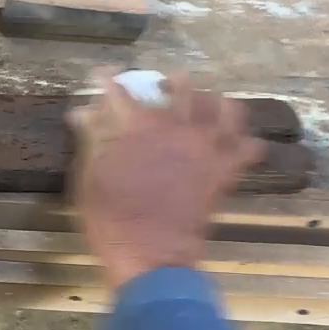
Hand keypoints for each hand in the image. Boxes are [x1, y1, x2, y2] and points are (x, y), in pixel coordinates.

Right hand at [67, 68, 266, 289]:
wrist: (150, 254)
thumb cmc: (111, 219)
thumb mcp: (88, 178)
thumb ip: (91, 140)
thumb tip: (80, 113)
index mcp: (139, 127)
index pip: (121, 94)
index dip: (108, 81)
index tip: (100, 74)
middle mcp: (178, 129)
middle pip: (182, 90)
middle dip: (172, 82)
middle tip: (165, 84)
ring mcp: (206, 149)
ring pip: (224, 109)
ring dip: (215, 102)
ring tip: (210, 102)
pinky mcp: (223, 173)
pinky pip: (248, 149)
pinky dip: (247, 143)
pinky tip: (243, 141)